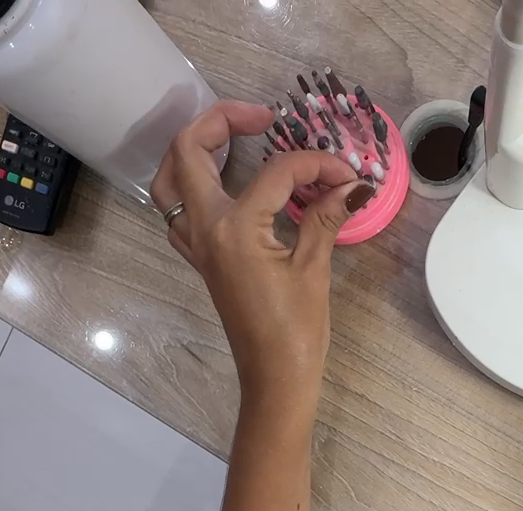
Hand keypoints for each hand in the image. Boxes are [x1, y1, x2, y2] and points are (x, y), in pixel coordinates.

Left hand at [150, 101, 371, 407]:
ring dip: (193, 150)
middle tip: (264, 119)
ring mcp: (198, 246)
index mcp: (235, 229)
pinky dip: (194, 187)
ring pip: (171, 180)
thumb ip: (325, 218)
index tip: (346, 175)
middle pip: (189, 151)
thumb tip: (351, 185)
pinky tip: (224, 186)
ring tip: (232, 142)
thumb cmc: (295, 332)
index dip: (316, 165)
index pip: (276, 173)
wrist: (274, 379)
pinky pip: (180, 211)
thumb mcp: (314, 270)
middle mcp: (206, 230)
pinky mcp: (203, 261)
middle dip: (223, 122)